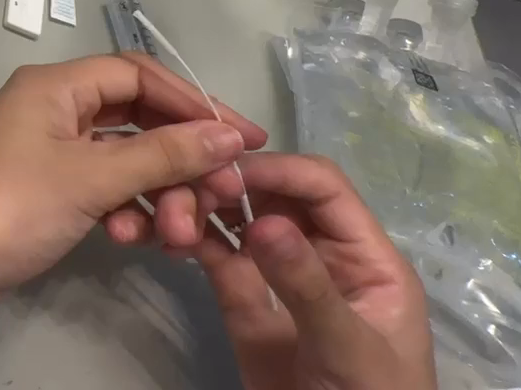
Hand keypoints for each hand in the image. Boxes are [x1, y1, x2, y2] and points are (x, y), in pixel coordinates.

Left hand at [0, 54, 267, 319]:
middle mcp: (54, 108)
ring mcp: (52, 150)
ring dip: (159, 193)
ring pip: (126, 158)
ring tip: (176, 234)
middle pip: (137, 118)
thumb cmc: (10, 204)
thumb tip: (227, 135)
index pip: (137, 75)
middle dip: (181, 159)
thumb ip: (162, 155)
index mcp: (55, 86)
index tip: (246, 141)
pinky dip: (129, 209)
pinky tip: (135, 239)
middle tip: (221, 200)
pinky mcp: (51, 188)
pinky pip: (107, 187)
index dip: (192, 102)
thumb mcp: (91, 178)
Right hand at [113, 153, 434, 389]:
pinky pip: (207, 246)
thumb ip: (307, 286)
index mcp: (361, 256)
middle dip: (221, 182)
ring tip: (165, 222)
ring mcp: (272, 269)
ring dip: (193, 205)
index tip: (222, 170)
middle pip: (265, 190)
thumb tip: (264, 220)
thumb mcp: (349, 351)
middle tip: (179, 191)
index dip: (275, 168)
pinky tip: (159, 238)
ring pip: (229, 211)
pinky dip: (181, 234)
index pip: (320, 186)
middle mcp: (315, 250)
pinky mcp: (237, 291)